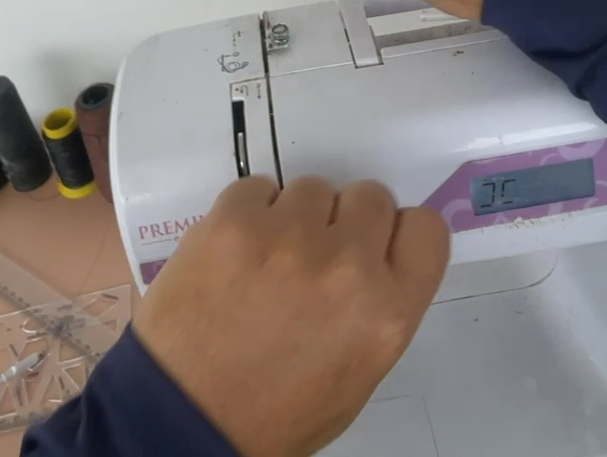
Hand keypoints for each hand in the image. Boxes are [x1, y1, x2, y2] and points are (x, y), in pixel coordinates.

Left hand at [131, 176, 449, 456]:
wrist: (180, 419)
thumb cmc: (275, 410)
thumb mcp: (355, 375)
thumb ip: (378, 306)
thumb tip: (376, 253)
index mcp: (386, 313)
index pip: (425, 228)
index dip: (398, 233)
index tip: (374, 245)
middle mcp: (346, 266)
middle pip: (370, 195)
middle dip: (345, 221)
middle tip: (314, 255)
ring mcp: (287, 237)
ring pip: (312, 187)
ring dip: (295, 216)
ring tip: (266, 260)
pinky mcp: (233, 221)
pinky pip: (258, 186)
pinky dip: (249, 212)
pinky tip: (234, 251)